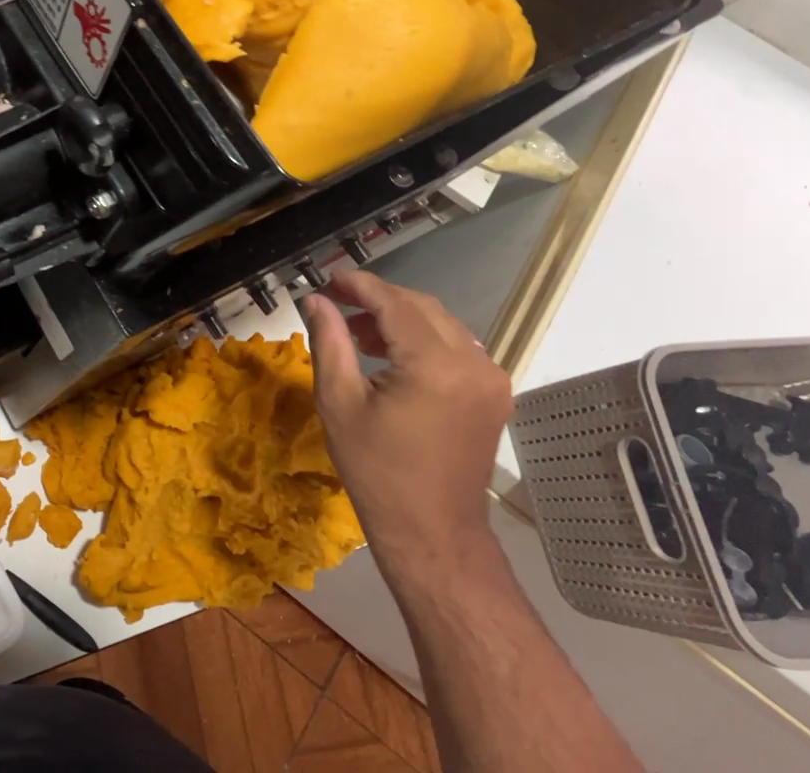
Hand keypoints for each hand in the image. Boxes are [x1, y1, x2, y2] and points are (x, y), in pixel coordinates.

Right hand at [302, 270, 512, 568]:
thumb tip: (315, 301)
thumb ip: (329, 342)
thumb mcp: (339, 402)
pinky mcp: (494, 395)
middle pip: (423, 308)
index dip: (360, 286)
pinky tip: (393, 357)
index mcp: (434, 365)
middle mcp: (473, 363)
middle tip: (336, 304)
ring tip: (359, 334)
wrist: (431, 529)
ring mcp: (491, 379)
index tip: (328, 280)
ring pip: (444, 325)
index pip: (395, 304)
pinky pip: (458, 349)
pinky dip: (424, 341)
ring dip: (401, 320)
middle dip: (379, 300)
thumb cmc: (375, 470)